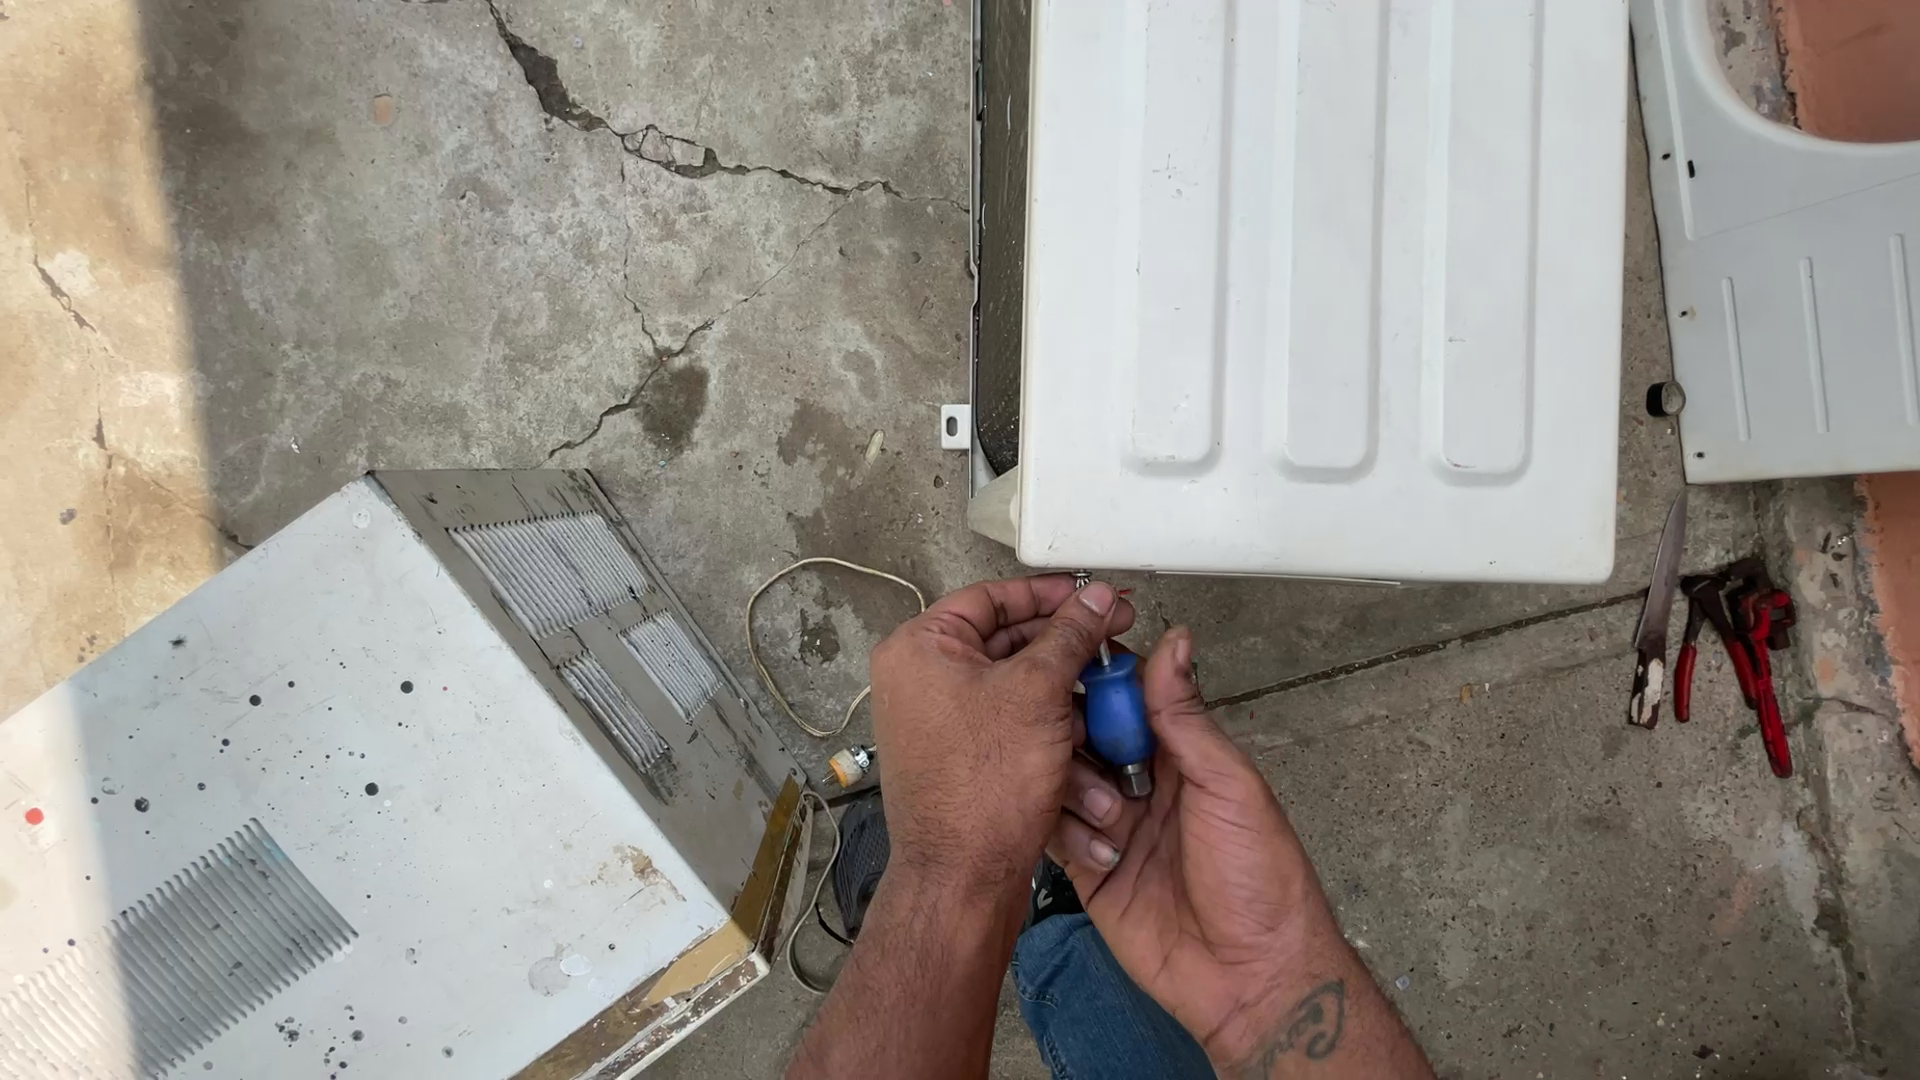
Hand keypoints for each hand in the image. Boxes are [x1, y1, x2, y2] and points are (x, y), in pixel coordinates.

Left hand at [867, 575, 1135, 899]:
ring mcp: (942, 720)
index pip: (991, 599)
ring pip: (1019, 691)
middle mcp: (923, 679)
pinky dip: (1052, 734)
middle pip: (1010, 645)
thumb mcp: (1037, 692)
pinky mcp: (964, 756)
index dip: (1047, 594)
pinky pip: (1014, 727)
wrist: (964, 882)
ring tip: (1115, 699)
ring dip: (1070, 700)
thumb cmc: (987, 780)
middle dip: (1070, 654)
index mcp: (921, 648)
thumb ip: (1070, 634)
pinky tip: (1093, 747)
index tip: (1093, 594)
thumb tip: (1099, 593)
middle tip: (1117, 641)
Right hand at [1046, 628, 1361, 1072]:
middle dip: (1074, 730)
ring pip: (1060, 774)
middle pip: (1083, 730)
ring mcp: (1107, 820)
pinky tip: (1096, 848)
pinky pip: (1051, 827)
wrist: (1249, 981)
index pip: (1126, 695)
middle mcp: (1135, 778)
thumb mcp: (1228, 785)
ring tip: (1112, 817)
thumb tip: (1177, 637)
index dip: (1099, 676)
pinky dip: (1062, 827)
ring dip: (1074, 786)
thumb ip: (1187, 716)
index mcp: (1175, 752)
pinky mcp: (1084, 863)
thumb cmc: (1256, 874)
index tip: (1069, 659)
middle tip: (1076, 739)